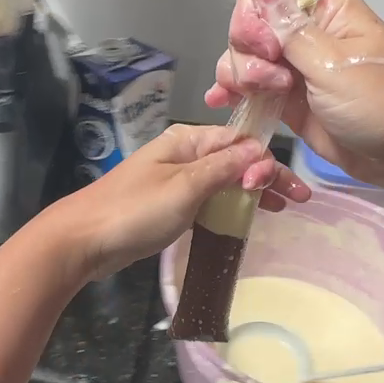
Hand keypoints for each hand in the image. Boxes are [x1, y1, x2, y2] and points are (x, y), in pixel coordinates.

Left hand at [35, 123, 308, 282]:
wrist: (84, 241)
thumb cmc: (134, 212)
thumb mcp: (184, 188)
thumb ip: (223, 169)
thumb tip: (259, 151)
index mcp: (187, 141)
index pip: (240, 143)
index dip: (268, 163)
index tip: (289, 190)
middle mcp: (183, 154)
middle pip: (235, 160)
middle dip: (268, 178)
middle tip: (299, 200)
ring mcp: (175, 180)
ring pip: (224, 180)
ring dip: (252, 192)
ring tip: (282, 209)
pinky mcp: (168, 205)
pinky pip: (208, 199)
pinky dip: (230, 205)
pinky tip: (245, 216)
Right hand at [204, 0, 383, 188]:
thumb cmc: (381, 102)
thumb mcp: (333, 62)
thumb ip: (289, 27)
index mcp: (323, 11)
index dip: (254, 21)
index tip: (268, 50)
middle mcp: (305, 35)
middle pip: (249, 30)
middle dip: (248, 56)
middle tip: (273, 83)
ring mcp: (295, 71)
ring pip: (247, 62)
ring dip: (240, 77)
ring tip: (255, 98)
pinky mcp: (290, 104)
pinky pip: (254, 92)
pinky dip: (236, 95)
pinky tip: (220, 103)